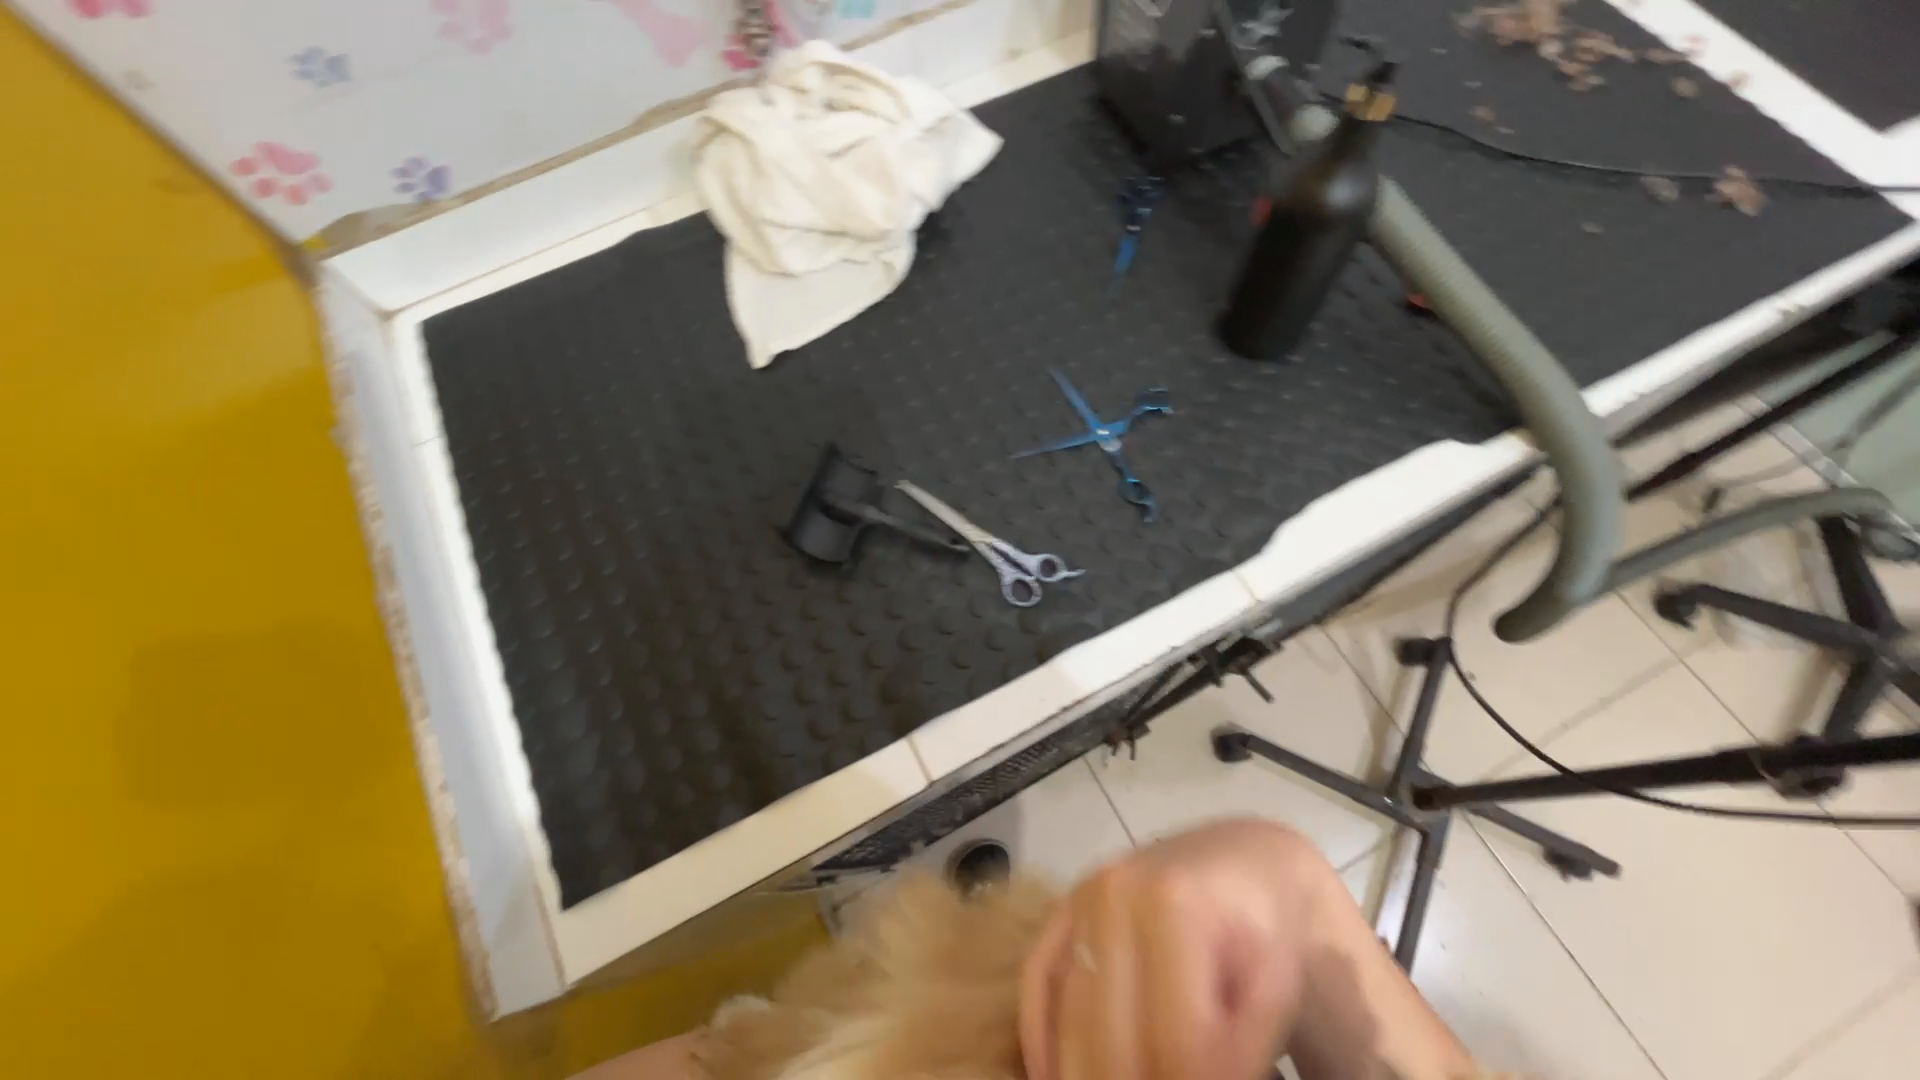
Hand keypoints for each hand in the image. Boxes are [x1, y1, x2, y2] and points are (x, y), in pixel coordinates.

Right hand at [1018, 820, 1335, 1079]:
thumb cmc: (1265, 929)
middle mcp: (1112, 895)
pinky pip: (1037, 985)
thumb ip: (1239, 1045)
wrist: (1239, 863)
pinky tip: (1055, 1076)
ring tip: (1129, 1077)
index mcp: (1173, 906)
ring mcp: (1078, 900)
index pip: (1176, 1041)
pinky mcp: (1059, 911)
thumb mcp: (1274, 986)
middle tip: (1166, 1079)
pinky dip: (1042, 1042)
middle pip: (1112, 1037)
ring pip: (1068, 1020)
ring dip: (1091, 1071)